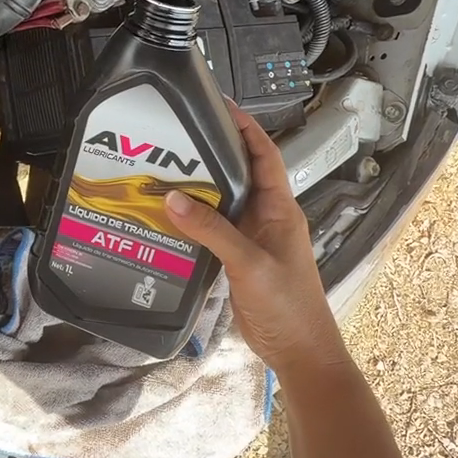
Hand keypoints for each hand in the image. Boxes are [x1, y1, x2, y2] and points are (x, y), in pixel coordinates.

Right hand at [162, 105, 348, 381]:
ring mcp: (250, 237)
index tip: (219, 104)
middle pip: (237, 172)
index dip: (245, 127)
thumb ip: (212, 230)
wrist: (298, 353)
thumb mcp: (249, 264)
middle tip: (172, 134)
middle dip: (210, 150)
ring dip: (196, 185)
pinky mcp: (235, 256)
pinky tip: (163, 214)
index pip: (264, 155)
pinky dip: (189, 217)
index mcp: (280, 208)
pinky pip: (210, 226)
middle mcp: (265, 216)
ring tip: (159, 167)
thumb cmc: (287, 305)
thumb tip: (171, 197)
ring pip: (221, 200)